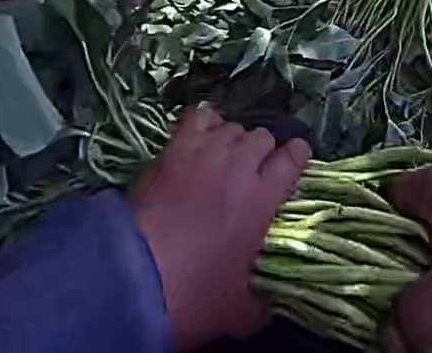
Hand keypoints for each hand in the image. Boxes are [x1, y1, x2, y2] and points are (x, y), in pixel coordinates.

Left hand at [130, 106, 309, 349]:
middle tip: (253, 170)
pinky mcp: (175, 148)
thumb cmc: (192, 296)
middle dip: (263, 151)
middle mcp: (239, 165)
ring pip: (233, 127)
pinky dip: (205, 124)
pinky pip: (198, 118)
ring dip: (235, 140)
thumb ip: (259, 301)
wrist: (134, 279)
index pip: (292, 158)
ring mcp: (206, 151)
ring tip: (226, 157)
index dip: (297, 153)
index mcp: (262, 198)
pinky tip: (202, 137)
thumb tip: (268, 303)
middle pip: (262, 137)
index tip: (296, 155)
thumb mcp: (237, 312)